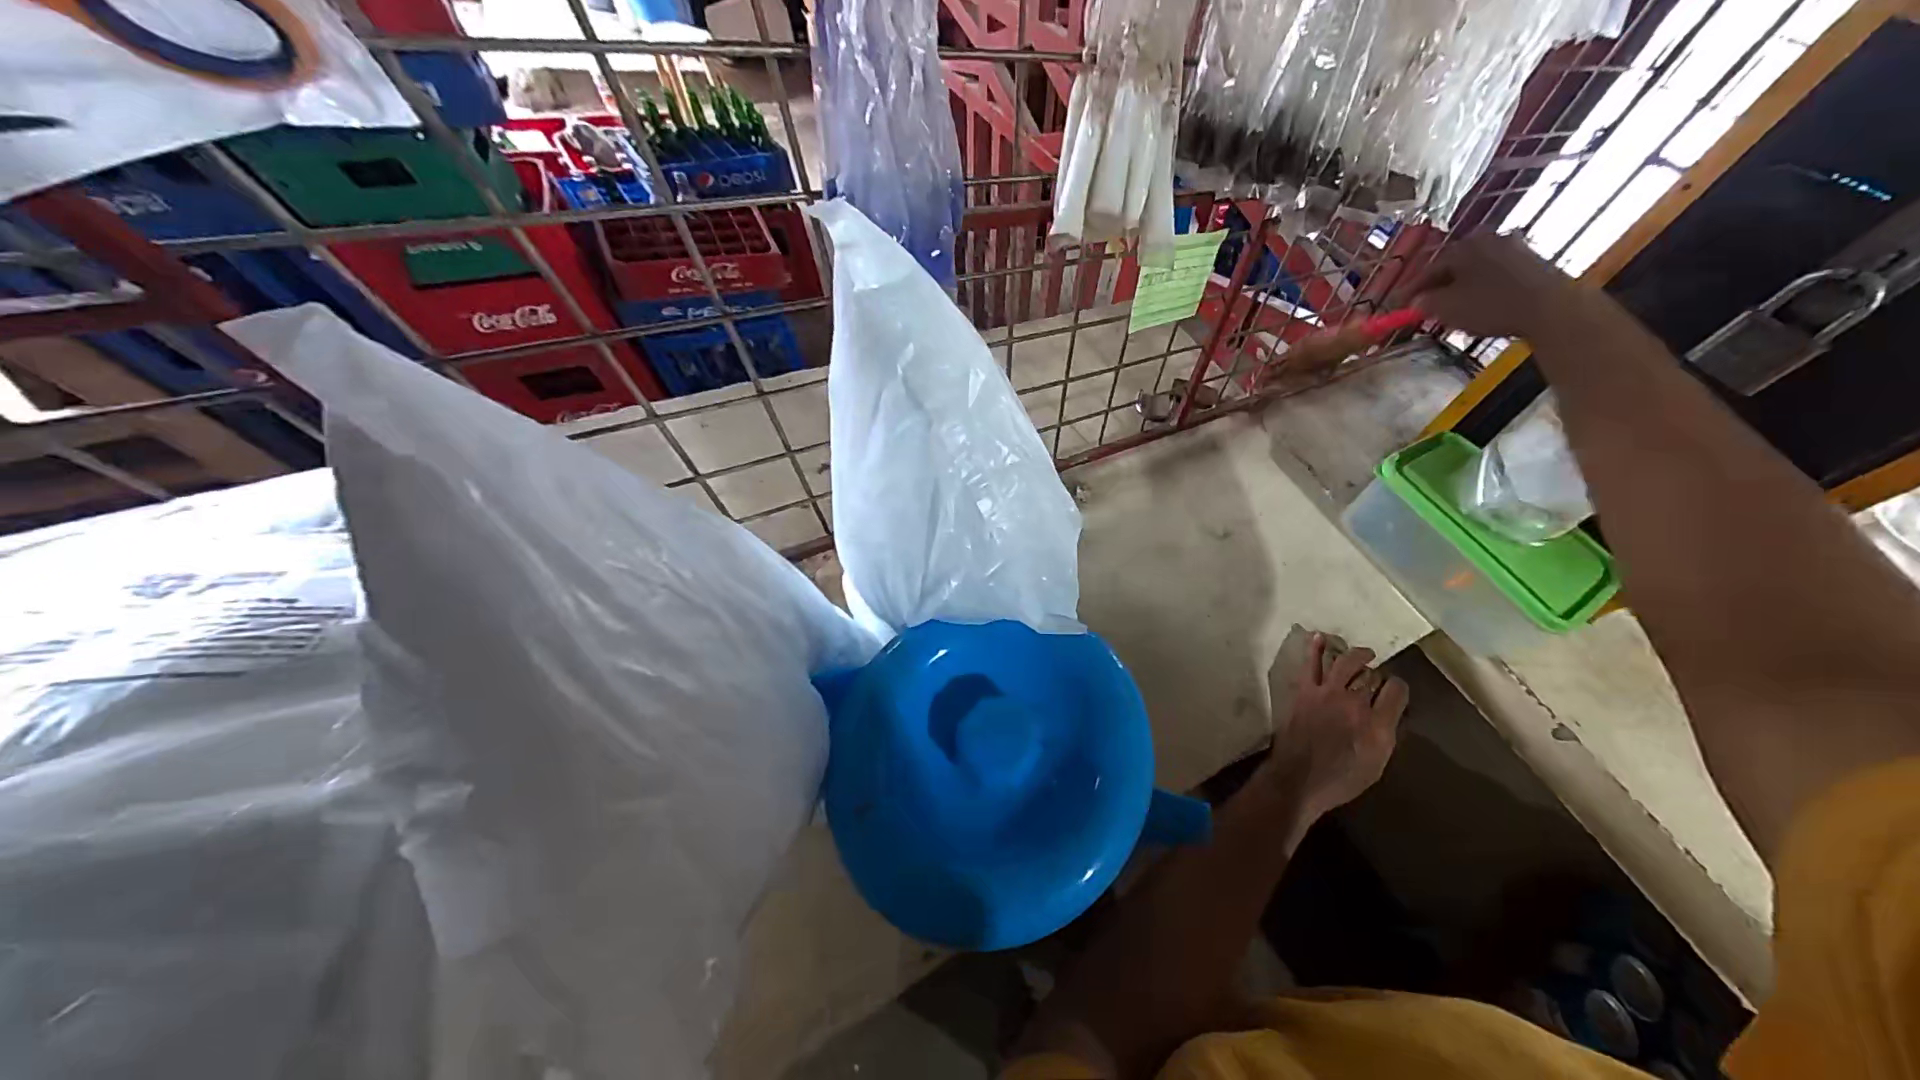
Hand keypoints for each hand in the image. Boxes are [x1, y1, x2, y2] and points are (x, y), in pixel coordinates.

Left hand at [1264, 633, 1408, 819]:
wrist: (1298, 778)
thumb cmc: (1341, 779)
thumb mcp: (1377, 763)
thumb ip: (1386, 734)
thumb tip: (1389, 714)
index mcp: (1377, 724)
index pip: (1397, 691)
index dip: (1398, 688)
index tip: (1395, 691)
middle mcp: (1354, 703)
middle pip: (1372, 676)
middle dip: (1377, 675)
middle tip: (1377, 675)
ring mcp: (1326, 694)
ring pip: (1345, 662)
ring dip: (1357, 654)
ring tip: (1364, 653)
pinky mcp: (1304, 691)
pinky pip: (1311, 664)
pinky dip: (1315, 648)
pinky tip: (1319, 637)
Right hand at [1410, 233, 1583, 339]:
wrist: (1550, 307)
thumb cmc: (1491, 305)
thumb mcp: (1446, 308)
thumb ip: (1424, 303)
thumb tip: (1416, 301)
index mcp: (1463, 246)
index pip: (1427, 269)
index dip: (1410, 290)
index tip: (1396, 306)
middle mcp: (1487, 239)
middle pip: (1453, 266)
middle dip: (1437, 286)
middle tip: (1424, 306)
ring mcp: (1513, 248)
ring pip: (1474, 270)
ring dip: (1460, 288)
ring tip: (1450, 308)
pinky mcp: (1532, 262)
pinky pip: (1494, 275)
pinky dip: (1481, 289)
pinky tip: (1478, 305)